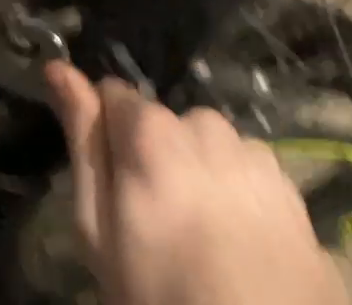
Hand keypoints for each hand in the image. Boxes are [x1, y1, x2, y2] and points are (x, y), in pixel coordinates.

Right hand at [45, 62, 347, 304]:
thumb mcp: (99, 226)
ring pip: (206, 146)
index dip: (103, 133)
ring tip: (199, 234)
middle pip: (162, 123)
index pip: (110, 93)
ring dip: (197, 172)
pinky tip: (237, 241)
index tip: (109, 179)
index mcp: (151, 128)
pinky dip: (237, 193)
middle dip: (152, 155)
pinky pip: (246, 171)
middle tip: (152, 219)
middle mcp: (205, 124)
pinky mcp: (293, 188)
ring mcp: (255, 154)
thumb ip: (83, 139)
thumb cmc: (163, 290)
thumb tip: (58, 68)